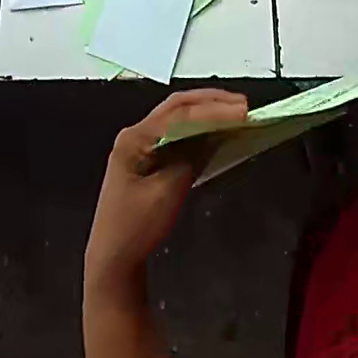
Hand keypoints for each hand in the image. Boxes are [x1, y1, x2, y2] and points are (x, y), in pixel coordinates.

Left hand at [85, 90, 248, 295]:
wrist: (114, 255)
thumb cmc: (135, 226)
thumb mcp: (165, 194)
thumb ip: (188, 160)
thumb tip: (211, 137)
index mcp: (135, 138)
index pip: (178, 115)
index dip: (213, 111)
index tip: (244, 111)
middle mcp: (137, 134)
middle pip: (176, 107)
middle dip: (210, 102)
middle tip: (244, 105)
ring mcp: (143, 145)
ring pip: (178, 118)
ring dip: (207, 112)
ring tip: (238, 112)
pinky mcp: (151, 158)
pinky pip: (179, 135)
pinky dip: (201, 130)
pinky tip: (220, 131)